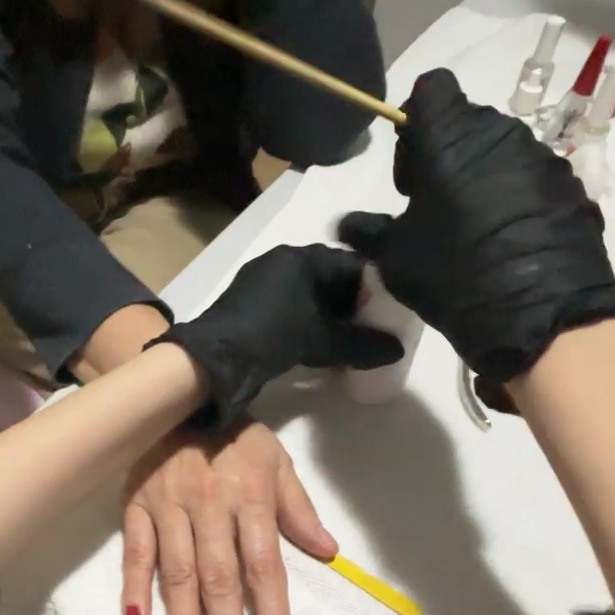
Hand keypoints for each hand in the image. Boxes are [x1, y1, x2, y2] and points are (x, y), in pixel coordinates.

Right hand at [121, 421, 334, 614]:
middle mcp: (209, 506)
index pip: (264, 564)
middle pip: (219, 578)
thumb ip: (298, 509)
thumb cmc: (237, 436)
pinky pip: (135, 551)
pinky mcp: (135, 504)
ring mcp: (168, 506)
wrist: (182, 394)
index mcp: (250, 496)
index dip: (270, 612)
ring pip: (177, 573)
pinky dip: (134, 586)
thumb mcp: (276, 462)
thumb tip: (329, 553)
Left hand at [150, 243, 401, 429]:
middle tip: (372, 326)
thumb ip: (364, 345)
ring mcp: (263, 279)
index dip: (376, 287)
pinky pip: (290, 305)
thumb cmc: (274, 336)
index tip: (390, 310)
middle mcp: (284, 259)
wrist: (216, 357)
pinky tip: (317, 341)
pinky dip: (308, 320)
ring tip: (348, 337)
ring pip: (310, 292)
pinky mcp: (250, 301)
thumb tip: (397, 349)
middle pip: (331, 277)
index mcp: (304, 257)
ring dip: (329, 313)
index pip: (354, 264)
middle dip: (353, 302)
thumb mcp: (325, 342)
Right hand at [338, 69, 614, 387]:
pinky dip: (516, 201)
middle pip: (466, 123)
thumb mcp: (395, 257)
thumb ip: (368, 230)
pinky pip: (532, 182)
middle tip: (436, 208)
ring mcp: (542, 159)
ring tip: (474, 231)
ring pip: (501, 153)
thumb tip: (346, 224)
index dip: (415, 124)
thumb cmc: (453, 273)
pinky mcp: (572, 188)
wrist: (539, 314)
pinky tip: (508, 245)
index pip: (430, 89)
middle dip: (447, 156)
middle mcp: (500, 132)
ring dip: (483, 179)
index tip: (411, 173)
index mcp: (451, 136)